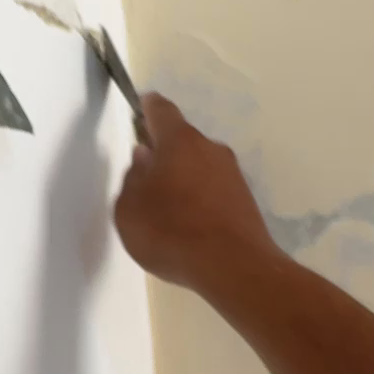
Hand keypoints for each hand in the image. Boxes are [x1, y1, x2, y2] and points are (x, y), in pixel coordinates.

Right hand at [113, 93, 281, 293]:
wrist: (233, 268)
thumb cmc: (171, 232)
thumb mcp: (128, 209)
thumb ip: (131, 179)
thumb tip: (143, 160)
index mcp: (179, 141)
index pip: (161, 111)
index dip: (148, 108)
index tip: (141, 106)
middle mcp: (210, 149)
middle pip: (181, 141)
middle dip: (162, 152)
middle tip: (143, 176)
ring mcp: (232, 174)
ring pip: (198, 166)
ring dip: (181, 178)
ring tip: (164, 209)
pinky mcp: (244, 200)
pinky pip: (212, 190)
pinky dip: (198, 199)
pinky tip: (187, 226)